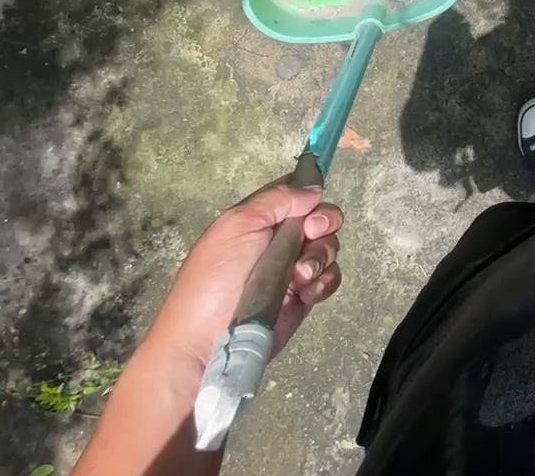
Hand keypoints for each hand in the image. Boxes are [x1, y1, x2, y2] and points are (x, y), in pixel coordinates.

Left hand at [149, 180, 344, 366]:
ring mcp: (294, 268)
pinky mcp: (304, 295)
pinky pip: (330, 277)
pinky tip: (307, 292)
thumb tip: (314, 190)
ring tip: (300, 276)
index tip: (311, 204)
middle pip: (321, 216)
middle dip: (324, 222)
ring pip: (329, 246)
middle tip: (311, 234)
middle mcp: (280, 241)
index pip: (295, 194)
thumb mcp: (237, 226)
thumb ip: (277, 199)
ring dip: (321, 256)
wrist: (204, 344)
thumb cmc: (215, 280)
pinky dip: (325, 281)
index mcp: (260, 220)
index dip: (310, 193)